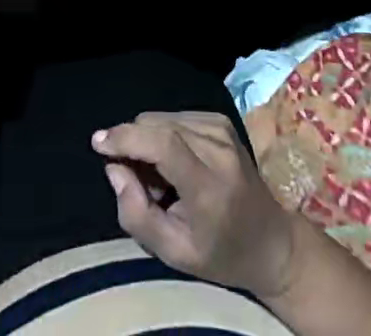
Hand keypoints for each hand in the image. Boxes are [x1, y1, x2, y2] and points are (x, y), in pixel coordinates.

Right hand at [92, 111, 300, 298]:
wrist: (272, 242)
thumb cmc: (221, 254)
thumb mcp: (174, 252)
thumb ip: (137, 214)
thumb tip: (114, 169)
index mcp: (209, 185)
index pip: (163, 144)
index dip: (126, 138)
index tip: (98, 144)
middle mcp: (218, 148)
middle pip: (156, 125)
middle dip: (131, 143)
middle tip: (133, 179)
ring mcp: (221, 130)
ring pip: (161, 118)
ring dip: (146, 141)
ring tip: (158, 177)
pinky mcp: (220, 121)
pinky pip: (173, 116)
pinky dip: (161, 135)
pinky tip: (171, 162)